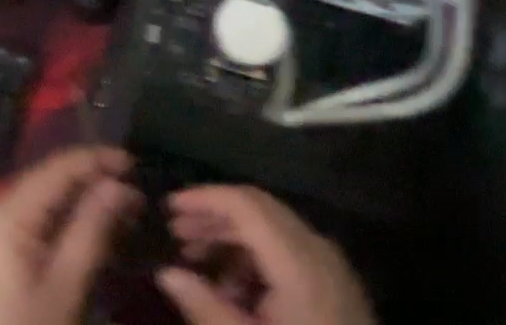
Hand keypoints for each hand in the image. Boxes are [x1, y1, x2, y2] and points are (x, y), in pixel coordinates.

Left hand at [0, 146, 141, 324]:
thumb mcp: (65, 286)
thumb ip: (92, 229)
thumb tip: (119, 183)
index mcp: (6, 210)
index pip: (58, 167)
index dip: (98, 160)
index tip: (137, 164)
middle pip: (51, 179)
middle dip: (95, 181)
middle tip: (138, 194)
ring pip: (46, 199)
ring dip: (84, 201)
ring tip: (126, 208)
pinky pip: (36, 219)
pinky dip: (67, 220)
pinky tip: (96, 228)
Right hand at [158, 185, 375, 324]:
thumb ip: (204, 306)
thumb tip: (166, 273)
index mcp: (296, 261)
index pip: (245, 204)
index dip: (204, 198)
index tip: (169, 208)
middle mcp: (317, 249)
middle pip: (260, 209)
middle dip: (215, 216)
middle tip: (177, 234)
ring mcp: (332, 266)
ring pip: (274, 228)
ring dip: (234, 236)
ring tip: (199, 262)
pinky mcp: (338, 285)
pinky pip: (291, 250)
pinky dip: (258, 256)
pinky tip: (236, 289)